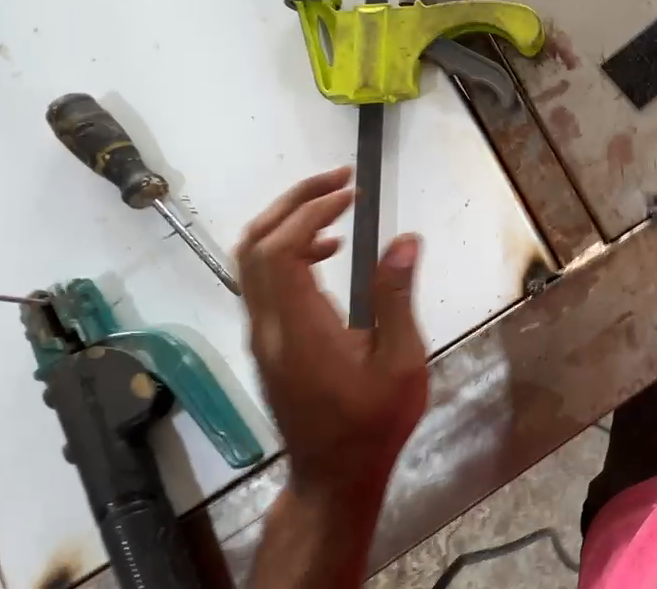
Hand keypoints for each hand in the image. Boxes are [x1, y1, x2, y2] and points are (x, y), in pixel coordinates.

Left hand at [237, 167, 427, 506]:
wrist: (334, 476)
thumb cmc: (374, 422)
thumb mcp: (401, 361)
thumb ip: (396, 298)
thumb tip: (404, 239)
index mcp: (298, 330)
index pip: (279, 251)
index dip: (310, 210)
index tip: (351, 194)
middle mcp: (268, 327)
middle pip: (254, 246)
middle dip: (293, 202)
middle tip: (339, 180)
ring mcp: (262, 335)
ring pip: (252, 261)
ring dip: (288, 222)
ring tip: (336, 205)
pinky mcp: (268, 342)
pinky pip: (263, 281)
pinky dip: (289, 250)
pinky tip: (329, 253)